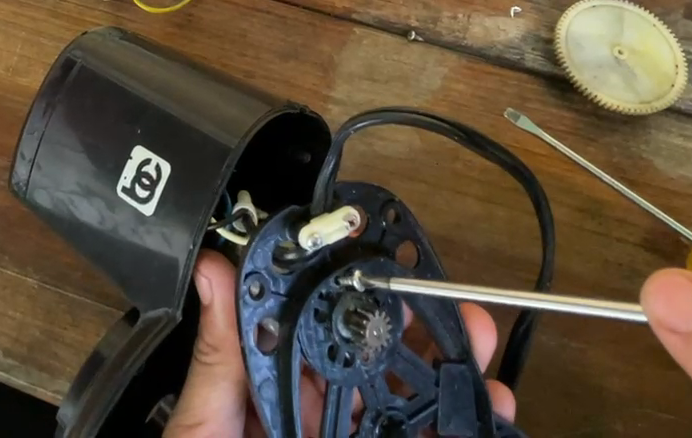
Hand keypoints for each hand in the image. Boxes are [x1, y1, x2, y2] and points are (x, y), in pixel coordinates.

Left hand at [166, 251, 516, 436]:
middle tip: (461, 319)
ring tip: (485, 371)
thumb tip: (213, 269)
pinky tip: (485, 421)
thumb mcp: (206, 425)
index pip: (323, 342)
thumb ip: (220, 355)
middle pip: (379, 378)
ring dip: (452, 394)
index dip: (364, 312)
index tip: (396, 287)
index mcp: (272, 399)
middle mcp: (316, 425)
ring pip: (408, 420)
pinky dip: (454, 435)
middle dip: (425, 347)